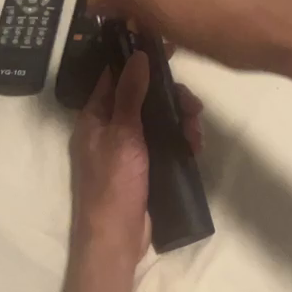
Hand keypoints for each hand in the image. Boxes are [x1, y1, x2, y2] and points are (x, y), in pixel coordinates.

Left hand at [69, 50, 203, 265]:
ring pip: (158, 118)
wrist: (116, 242)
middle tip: (192, 105)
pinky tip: (194, 146)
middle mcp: (110, 127)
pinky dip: (180, 139)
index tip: (168, 49)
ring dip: (180, 119)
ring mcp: (128, 148)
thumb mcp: (123, 134)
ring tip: (195, 133)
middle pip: (144, 96)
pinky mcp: (145, 165)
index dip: (140, 59)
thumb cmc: (113, 185)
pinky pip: (166, 141)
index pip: (117, 75)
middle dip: (170, 97)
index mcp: (95, 117)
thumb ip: (131, 93)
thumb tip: (138, 54)